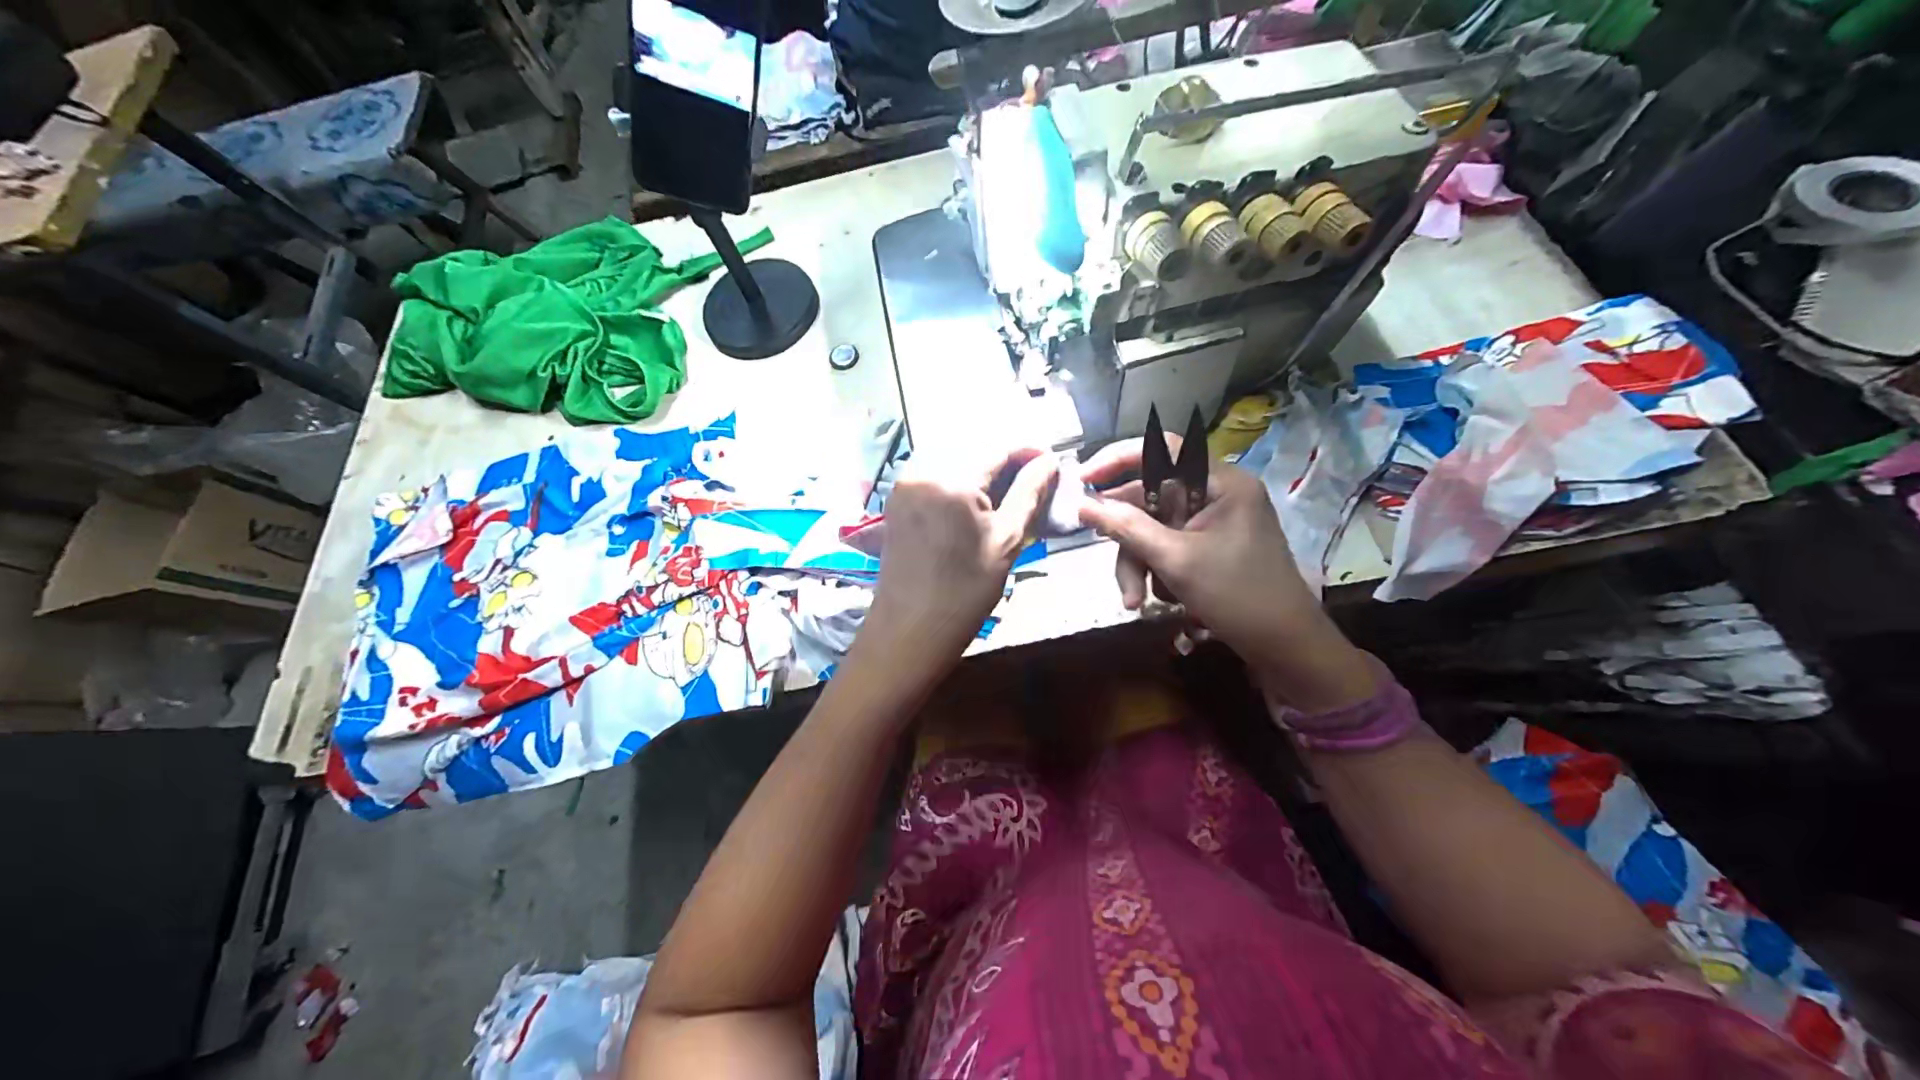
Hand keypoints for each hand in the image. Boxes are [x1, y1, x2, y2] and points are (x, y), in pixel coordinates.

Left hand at [858, 448, 1058, 678]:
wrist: (911, 629)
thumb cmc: (965, 591)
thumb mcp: (1007, 541)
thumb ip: (1029, 494)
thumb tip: (1049, 462)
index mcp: (951, 480)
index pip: (998, 451)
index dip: (1028, 454)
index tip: (1051, 463)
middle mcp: (921, 473)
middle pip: (974, 456)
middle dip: (1005, 466)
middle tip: (1032, 485)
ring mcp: (904, 488)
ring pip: (954, 467)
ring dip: (982, 477)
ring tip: (1007, 499)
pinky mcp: (896, 504)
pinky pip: (935, 482)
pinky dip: (958, 488)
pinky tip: (975, 509)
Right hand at [1078, 436, 1374, 711]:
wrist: (1285, 645)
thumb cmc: (1237, 596)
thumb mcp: (1175, 560)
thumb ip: (1126, 528)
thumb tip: (1082, 505)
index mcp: (1221, 483)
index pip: (1161, 450)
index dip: (1117, 459)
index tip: (1084, 478)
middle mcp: (1217, 494)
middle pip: (1152, 500)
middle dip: (1130, 541)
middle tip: (1116, 573)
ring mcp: (1214, 521)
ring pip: (1155, 528)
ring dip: (1140, 564)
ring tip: (1136, 601)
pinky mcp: (1210, 545)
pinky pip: (1168, 545)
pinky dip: (1157, 571)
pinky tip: (1161, 599)